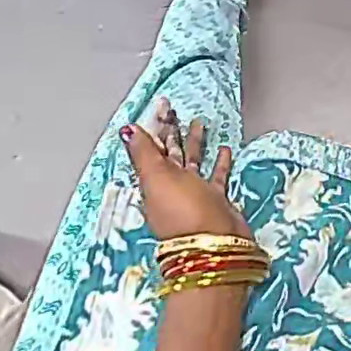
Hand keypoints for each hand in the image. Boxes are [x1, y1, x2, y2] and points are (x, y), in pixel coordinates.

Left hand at [120, 98, 250, 239]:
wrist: (214, 244)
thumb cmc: (184, 210)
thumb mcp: (158, 179)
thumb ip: (144, 154)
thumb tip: (126, 129)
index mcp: (154, 181)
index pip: (152, 147)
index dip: (156, 126)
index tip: (162, 106)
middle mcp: (172, 186)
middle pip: (171, 154)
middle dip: (172, 133)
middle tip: (177, 112)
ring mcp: (193, 193)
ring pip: (192, 161)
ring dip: (195, 144)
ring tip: (200, 124)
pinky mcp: (215, 199)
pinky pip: (215, 176)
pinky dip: (219, 162)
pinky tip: (224, 150)